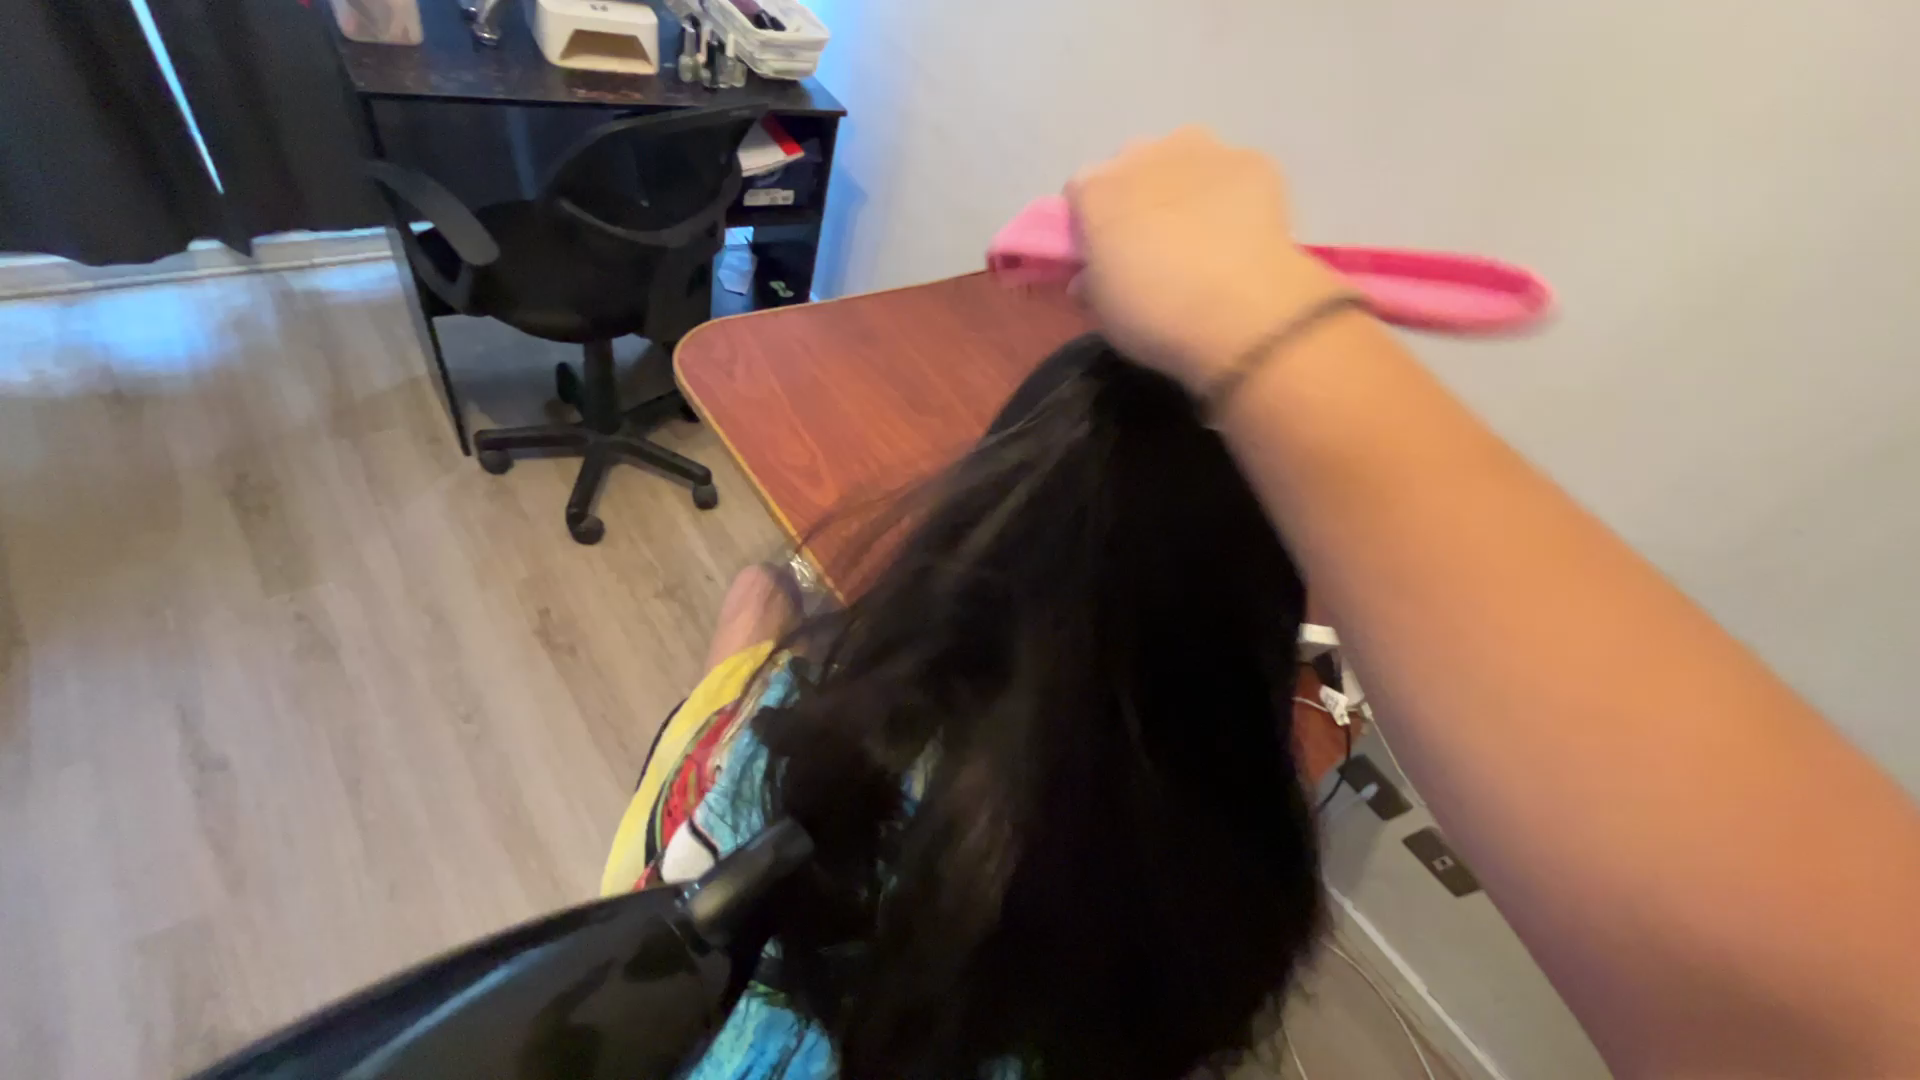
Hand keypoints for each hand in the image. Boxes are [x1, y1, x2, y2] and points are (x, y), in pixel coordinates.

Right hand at [1065, 128, 1344, 393]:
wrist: (1244, 317)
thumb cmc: (1157, 318)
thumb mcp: (1103, 312)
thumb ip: (1090, 281)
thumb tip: (1089, 276)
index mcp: (1096, 191)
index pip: (1078, 192)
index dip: (1087, 224)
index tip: (1101, 254)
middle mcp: (1143, 154)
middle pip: (1128, 165)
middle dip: (1132, 196)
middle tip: (1148, 244)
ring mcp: (1201, 152)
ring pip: (1179, 157)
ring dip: (1179, 185)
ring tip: (1196, 232)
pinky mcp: (1251, 161)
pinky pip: (1227, 171)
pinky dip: (1226, 193)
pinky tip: (1236, 231)